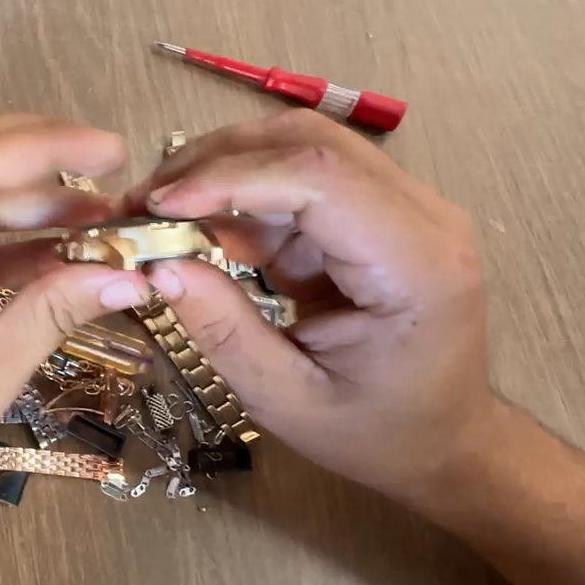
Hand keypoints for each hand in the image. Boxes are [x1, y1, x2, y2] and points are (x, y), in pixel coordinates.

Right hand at [134, 110, 496, 505]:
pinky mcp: (373, 215)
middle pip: (311, 144)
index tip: (157, 206)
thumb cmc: (372, 432)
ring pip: (301, 150)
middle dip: (216, 161)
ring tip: (158, 209)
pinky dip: (238, 197)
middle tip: (143, 201)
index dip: (231, 178)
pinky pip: (297, 183)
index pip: (320, 179)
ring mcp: (402, 208)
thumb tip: (158, 267)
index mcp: (415, 265)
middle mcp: (423, 216)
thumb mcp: (284, 399)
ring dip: (222, 170)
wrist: (441, 440)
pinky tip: (196, 227)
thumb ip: (222, 330)